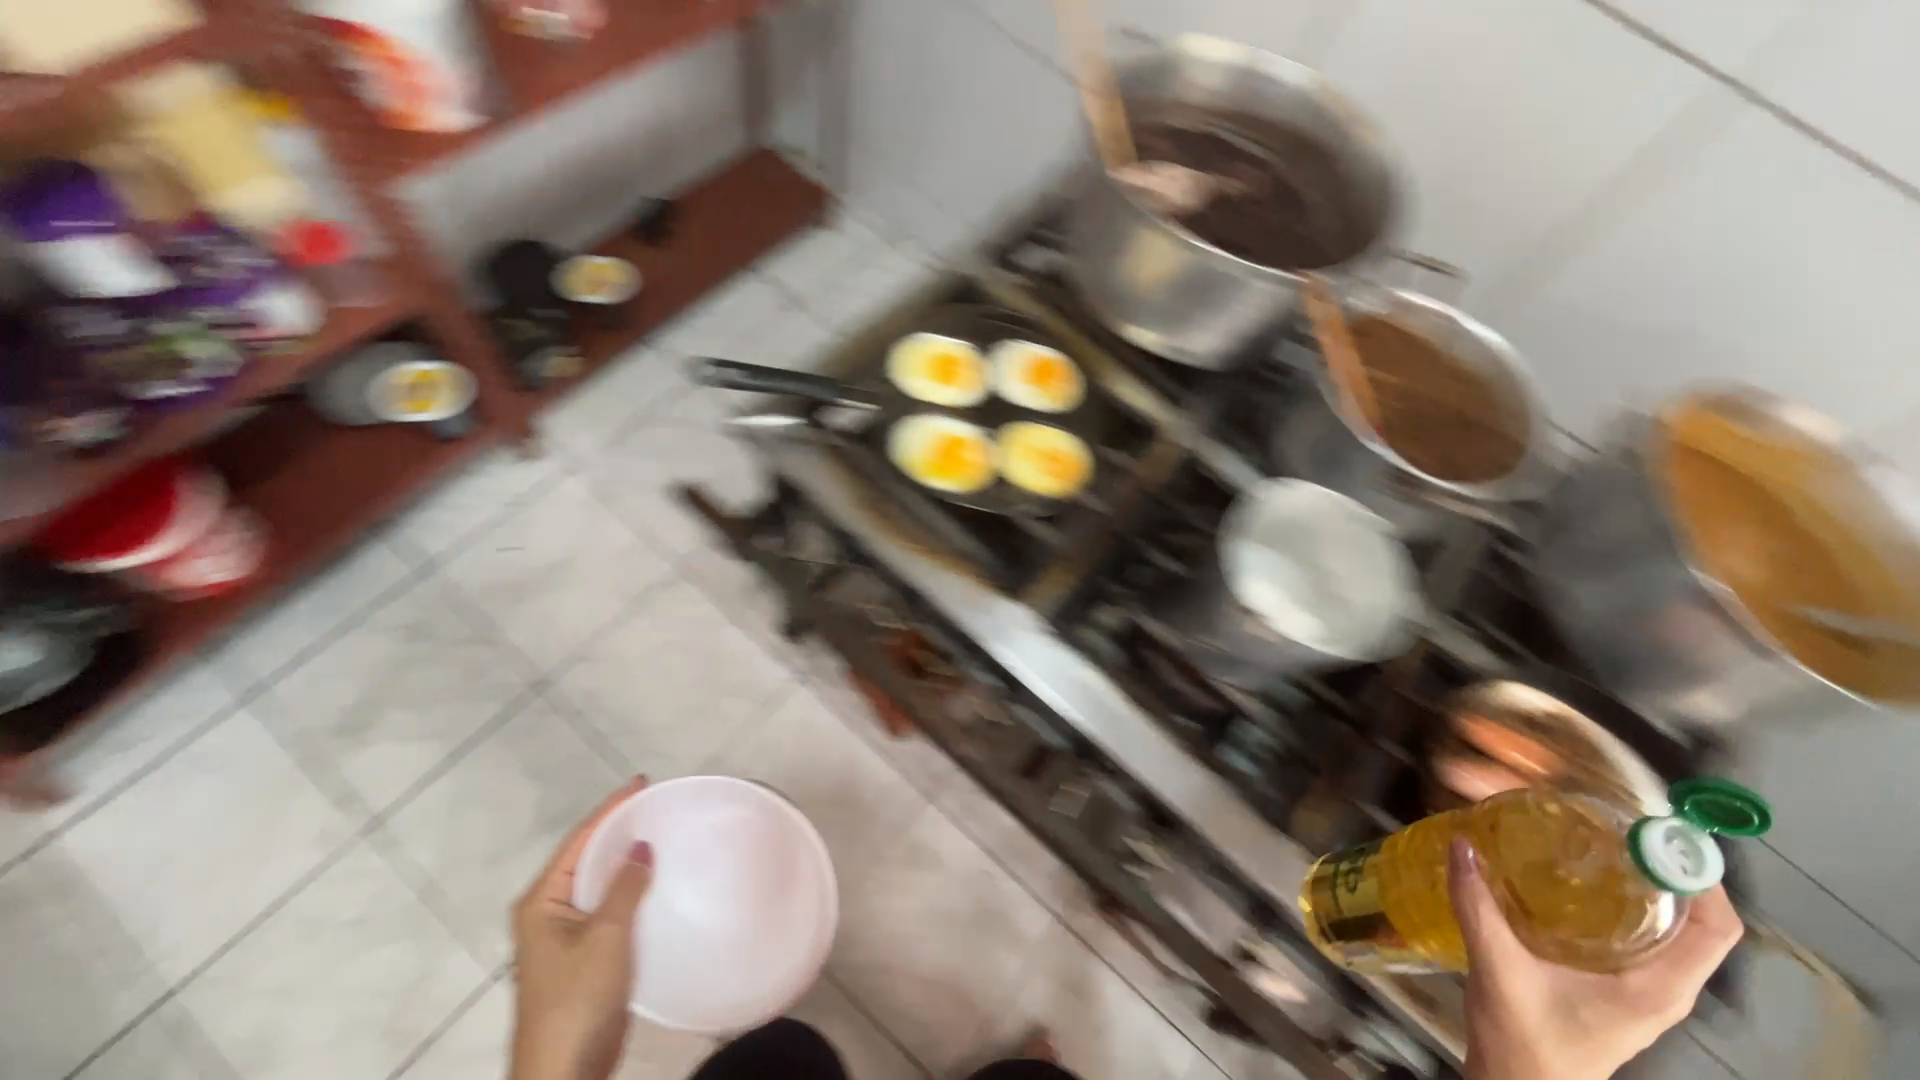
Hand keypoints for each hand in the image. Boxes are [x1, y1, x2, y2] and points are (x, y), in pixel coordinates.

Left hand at [511, 778, 653, 1079]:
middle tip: (655, 806)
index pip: (579, 841)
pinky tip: (655, 885)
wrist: (564, 1071)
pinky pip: (608, 910)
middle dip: (618, 831)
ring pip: (598, 885)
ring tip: (660, 836)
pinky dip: (630, 892)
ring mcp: (564, 937)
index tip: (641, 783)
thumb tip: (641, 846)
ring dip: (625, 863)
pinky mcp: (584, 958)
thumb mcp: (605, 936)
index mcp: (541, 901)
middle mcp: (548, 912)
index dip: (610, 811)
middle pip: (586, 858)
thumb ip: (624, 887)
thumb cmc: (577, 998)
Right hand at [1450, 838, 1742, 1079]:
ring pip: (1664, 925)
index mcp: (1658, 987)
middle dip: (1662, 867)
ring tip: (1592, 842)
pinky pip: (1634, 933)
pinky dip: (1615, 901)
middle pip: (1692, 918)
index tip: (1654, 831)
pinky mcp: (1615, 986)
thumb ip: (1478, 909)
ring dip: (1639, 882)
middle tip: (1612, 825)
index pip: (1716, 928)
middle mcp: (1662, 985)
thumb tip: (1463, 846)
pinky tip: (1569, 881)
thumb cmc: (1525, 1041)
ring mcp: (1641, 988)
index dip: (1700, 875)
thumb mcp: (1500, 972)